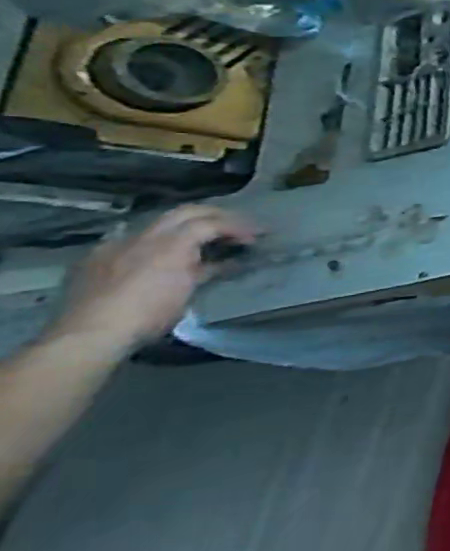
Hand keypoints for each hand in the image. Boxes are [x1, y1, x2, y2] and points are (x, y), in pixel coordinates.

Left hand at [50, 206, 259, 352]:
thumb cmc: (148, 314)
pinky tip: (161, 257)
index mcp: (167, 243)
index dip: (238, 226)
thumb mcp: (188, 290)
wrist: (88, 337)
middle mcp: (140, 238)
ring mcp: (114, 247)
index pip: (209, 222)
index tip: (259, 236)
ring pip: (158, 225)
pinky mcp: (94, 261)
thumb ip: (206, 269)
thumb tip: (228, 261)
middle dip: (216, 216)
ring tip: (204, 241)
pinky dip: (156, 243)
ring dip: (186, 228)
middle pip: (184, 213)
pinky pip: (132, 242)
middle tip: (238, 227)